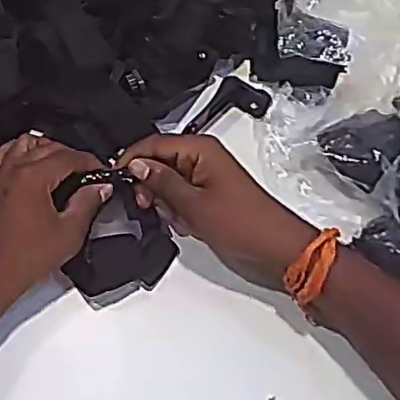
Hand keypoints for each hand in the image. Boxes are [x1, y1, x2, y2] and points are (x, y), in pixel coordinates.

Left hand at [0, 135, 114, 306]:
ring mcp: (0, 176)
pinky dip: (21, 153)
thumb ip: (87, 204)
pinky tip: (31, 164)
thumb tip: (98, 189)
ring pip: (25, 144)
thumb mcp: (69, 232)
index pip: (68, 156)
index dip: (89, 161)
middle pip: (48, 146)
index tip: (100, 170)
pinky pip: (6, 154)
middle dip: (72, 155)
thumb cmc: (23, 257)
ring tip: (63, 165)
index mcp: (32, 177)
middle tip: (88, 171)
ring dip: (46, 148)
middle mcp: (13, 170)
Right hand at [115, 133, 317, 288]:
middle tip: (148, 204)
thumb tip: (137, 165)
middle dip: (150, 185)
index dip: (132, 160)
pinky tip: (187, 224)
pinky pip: (180, 196)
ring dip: (165, 201)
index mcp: (201, 149)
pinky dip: (177, 210)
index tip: (117, 178)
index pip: (153, 144)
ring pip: (167, 182)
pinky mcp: (210, 197)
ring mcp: (206, 178)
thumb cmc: (248, 226)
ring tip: (177, 219)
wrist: (282, 255)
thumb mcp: (194, 204)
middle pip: (158, 162)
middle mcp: (203, 158)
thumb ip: (160, 181)